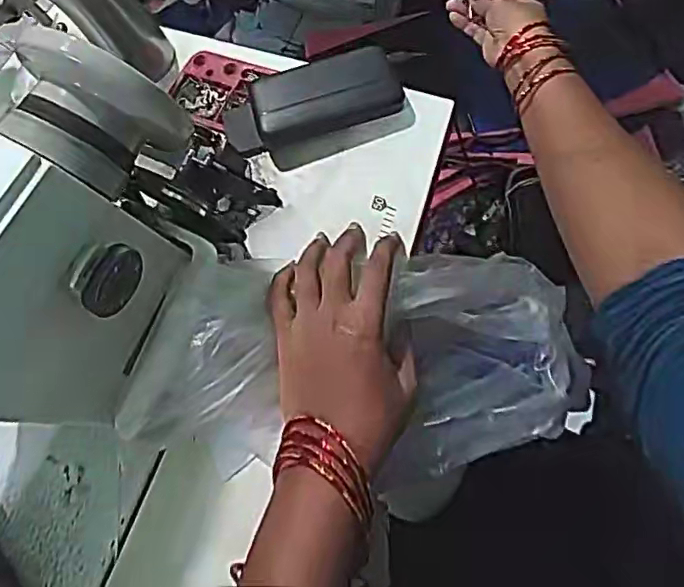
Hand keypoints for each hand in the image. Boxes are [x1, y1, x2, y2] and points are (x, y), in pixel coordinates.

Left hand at [269, 226, 416, 475]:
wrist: (326, 448)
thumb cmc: (369, 422)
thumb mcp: (404, 388)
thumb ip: (404, 351)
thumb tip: (402, 328)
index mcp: (364, 324)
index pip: (376, 273)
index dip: (385, 252)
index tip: (390, 242)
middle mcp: (330, 314)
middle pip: (336, 263)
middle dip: (347, 243)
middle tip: (354, 234)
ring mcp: (302, 322)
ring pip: (305, 271)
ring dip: (314, 251)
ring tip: (321, 241)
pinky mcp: (282, 335)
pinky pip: (278, 296)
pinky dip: (283, 277)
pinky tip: (290, 269)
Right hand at [446, 0, 549, 69]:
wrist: (517, 51)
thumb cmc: (517, 23)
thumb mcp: (497, 4)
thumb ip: (481, 0)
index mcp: (522, 4)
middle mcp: (512, 18)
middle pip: (488, 8)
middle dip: (471, 3)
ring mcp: (501, 32)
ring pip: (479, 19)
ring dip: (465, 12)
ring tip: (450, 5)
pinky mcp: (489, 44)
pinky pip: (475, 31)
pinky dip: (465, 24)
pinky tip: (454, 16)